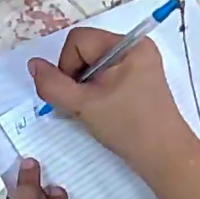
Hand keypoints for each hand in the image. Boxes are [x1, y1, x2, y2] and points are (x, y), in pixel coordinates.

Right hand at [28, 27, 196, 166]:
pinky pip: (107, 73)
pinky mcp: (141, 78)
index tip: (75, 94)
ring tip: (94, 108)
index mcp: (128, 45)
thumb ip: (52, 84)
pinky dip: (97, 89)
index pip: (78, 40)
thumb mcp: (83, 106)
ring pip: (93, 63)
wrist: (166, 157)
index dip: (66, 66)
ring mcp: (140, 62)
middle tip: (83, 104)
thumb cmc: (127, 127)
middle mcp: (136, 46)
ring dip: (85, 84)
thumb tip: (33, 64)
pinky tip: (103, 109)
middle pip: (86, 49)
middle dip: (76, 76)